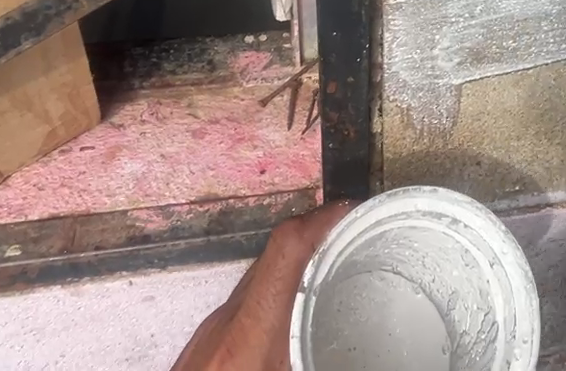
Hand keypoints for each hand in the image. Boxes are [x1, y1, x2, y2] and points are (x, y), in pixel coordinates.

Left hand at [172, 201, 355, 370]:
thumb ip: (318, 358)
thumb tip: (366, 353)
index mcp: (250, 338)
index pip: (286, 248)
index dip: (323, 218)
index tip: (357, 210)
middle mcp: (224, 326)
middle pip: (273, 255)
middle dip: (317, 237)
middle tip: (358, 241)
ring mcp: (207, 336)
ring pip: (258, 280)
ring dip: (296, 269)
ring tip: (334, 281)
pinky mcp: (199, 352)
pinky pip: (246, 306)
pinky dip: (276, 301)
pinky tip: (294, 330)